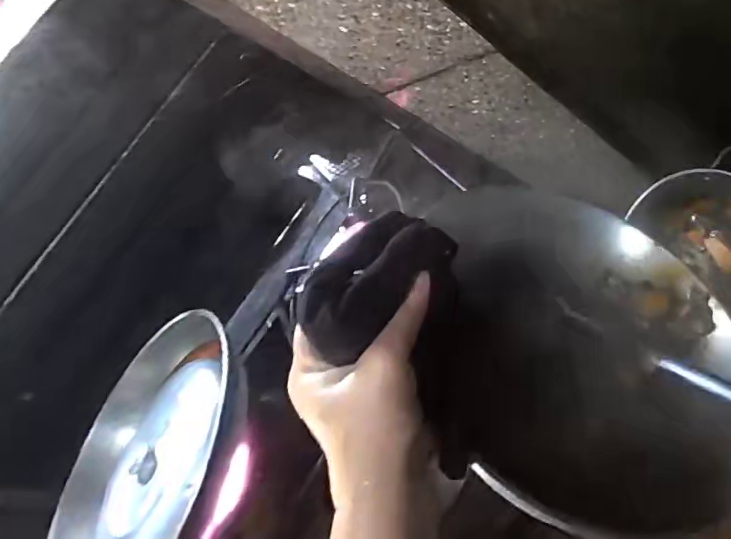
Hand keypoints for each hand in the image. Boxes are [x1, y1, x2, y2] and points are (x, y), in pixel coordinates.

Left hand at [289, 271, 433, 506]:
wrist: (397, 487)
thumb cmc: (374, 427)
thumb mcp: (386, 365)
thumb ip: (403, 317)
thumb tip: (423, 274)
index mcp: (306, 367)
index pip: (315, 307)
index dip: (337, 275)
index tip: (362, 243)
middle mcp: (323, 371)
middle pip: (343, 317)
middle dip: (367, 289)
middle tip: (390, 252)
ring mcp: (351, 382)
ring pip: (368, 331)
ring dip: (387, 307)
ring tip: (406, 269)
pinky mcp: (378, 389)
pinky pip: (386, 345)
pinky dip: (400, 325)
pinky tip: (417, 302)